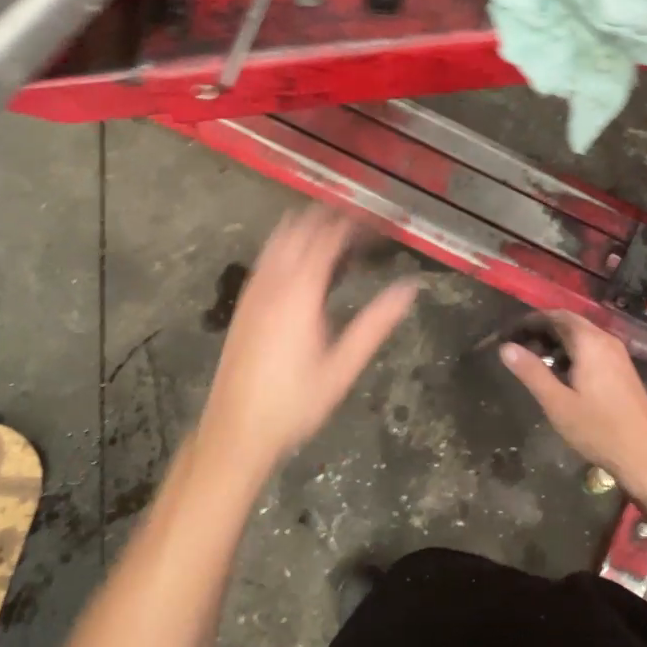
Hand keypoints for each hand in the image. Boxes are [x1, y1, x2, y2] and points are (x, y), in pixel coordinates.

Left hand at [196, 208, 417, 474]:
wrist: (236, 430)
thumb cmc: (294, 403)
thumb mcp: (343, 367)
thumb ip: (376, 324)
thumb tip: (410, 289)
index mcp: (300, 293)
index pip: (327, 239)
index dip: (353, 222)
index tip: (379, 217)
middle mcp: (273, 283)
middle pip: (299, 229)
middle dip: (330, 216)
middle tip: (363, 218)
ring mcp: (254, 291)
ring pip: (279, 240)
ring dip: (307, 226)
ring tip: (338, 228)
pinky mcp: (245, 304)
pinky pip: (268, 257)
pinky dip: (290, 244)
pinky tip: (305, 259)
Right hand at [500, 312, 646, 489]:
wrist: (641, 453)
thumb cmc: (597, 429)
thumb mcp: (557, 403)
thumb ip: (532, 372)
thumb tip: (505, 347)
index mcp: (590, 343)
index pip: (557, 316)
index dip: (531, 320)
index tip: (510, 332)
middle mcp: (607, 340)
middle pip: (570, 322)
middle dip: (544, 329)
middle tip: (519, 345)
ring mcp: (618, 353)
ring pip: (583, 335)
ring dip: (558, 341)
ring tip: (535, 359)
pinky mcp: (623, 367)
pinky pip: (593, 348)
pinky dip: (574, 351)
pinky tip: (561, 372)